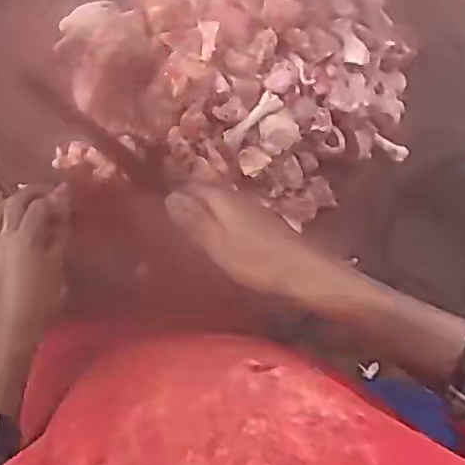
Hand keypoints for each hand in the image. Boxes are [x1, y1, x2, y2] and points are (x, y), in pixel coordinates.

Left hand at [0, 184, 71, 347]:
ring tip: (30, 203)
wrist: (15, 325)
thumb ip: (59, 233)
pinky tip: (14, 221)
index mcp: (23, 237)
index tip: (67, 194)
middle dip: (32, 192)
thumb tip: (64, 209)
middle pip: (14, 201)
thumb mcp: (56, 264)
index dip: (54, 198)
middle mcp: (5, 235)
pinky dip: (3, 215)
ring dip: (14, 201)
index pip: (38, 206)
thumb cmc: (41, 297)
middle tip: (49, 193)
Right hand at [164, 184, 358, 307]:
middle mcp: (237, 197)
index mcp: (222, 198)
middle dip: (185, 204)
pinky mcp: (264, 228)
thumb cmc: (259, 262)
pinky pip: (231, 220)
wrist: (311, 279)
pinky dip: (219, 228)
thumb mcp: (217, 244)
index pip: (188, 185)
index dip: (170, 194)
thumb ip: (193, 220)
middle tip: (165, 224)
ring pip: (218, 207)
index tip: (152, 209)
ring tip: (185, 235)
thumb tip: (168, 197)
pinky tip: (215, 245)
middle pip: (204, 194)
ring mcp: (253, 211)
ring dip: (202, 216)